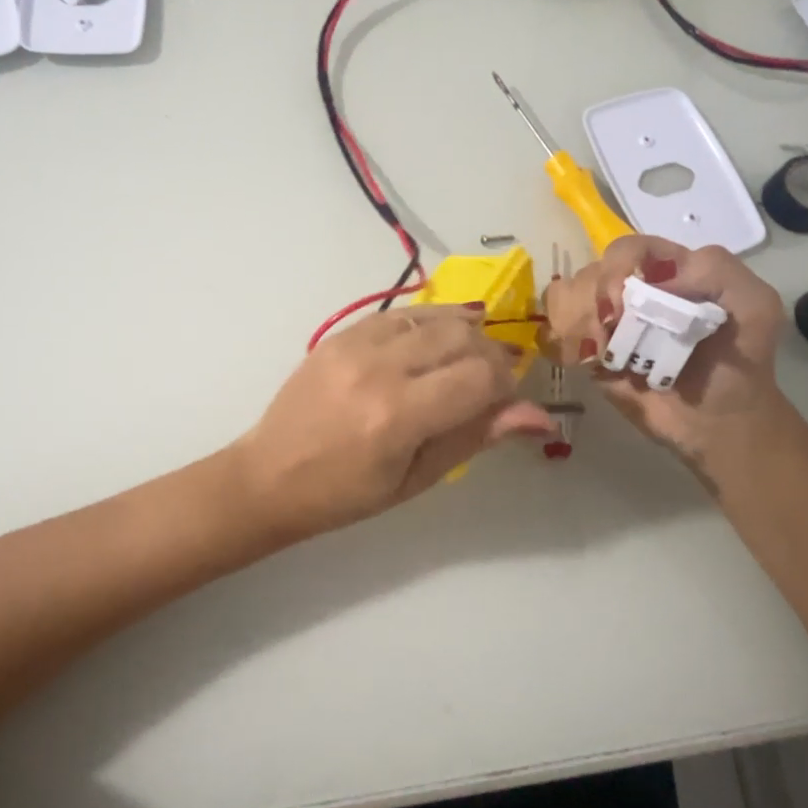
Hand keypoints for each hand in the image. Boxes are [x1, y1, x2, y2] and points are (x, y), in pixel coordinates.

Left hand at [235, 305, 555, 539]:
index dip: (507, 386)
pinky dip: (426, 322)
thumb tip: (538, 415)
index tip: (503, 403)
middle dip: (489, 355)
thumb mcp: (415, 479)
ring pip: (433, 317)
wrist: (270, 476)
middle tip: (488, 383)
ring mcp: (354, 346)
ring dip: (461, 334)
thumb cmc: (344, 495)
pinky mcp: (338, 335)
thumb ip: (473, 437)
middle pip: (462, 337)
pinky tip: (433, 341)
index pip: (481, 377)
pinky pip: (398, 313)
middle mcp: (379, 370)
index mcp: (398, 416)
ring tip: (463, 361)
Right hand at [544, 235, 789, 467]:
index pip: (630, 249)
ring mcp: (610, 325)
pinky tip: (589, 359)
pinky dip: (568, 342)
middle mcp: (634, 293)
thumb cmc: (741, 364)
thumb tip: (654, 280)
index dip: (620, 265)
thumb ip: (717, 271)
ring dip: (580, 320)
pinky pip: (561, 337)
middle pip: (592, 272)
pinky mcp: (592, 357)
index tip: (627, 296)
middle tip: (612, 328)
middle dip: (595, 296)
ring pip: (569, 299)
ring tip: (602, 348)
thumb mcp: (756, 305)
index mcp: (670, 273)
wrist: (720, 425)